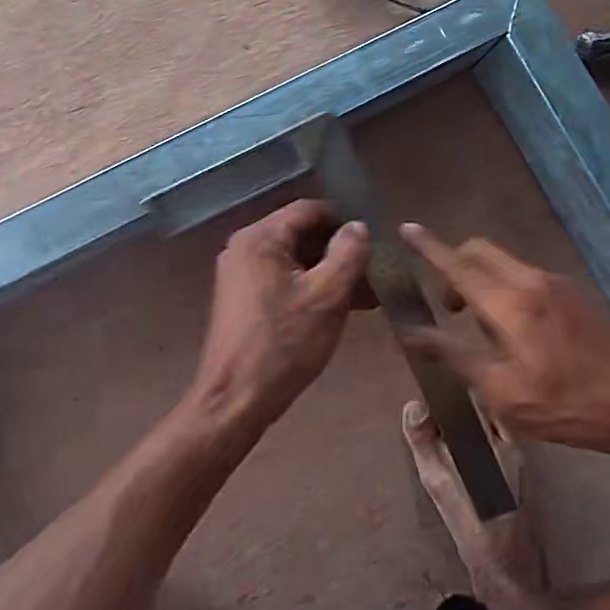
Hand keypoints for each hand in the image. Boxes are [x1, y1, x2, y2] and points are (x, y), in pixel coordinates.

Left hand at [187, 200, 370, 428]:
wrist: (235, 399)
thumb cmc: (284, 344)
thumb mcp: (327, 296)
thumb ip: (348, 254)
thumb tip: (357, 227)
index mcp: (260, 238)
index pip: (309, 210)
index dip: (344, 220)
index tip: (374, 240)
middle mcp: (244, 248)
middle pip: (301, 234)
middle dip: (340, 250)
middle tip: (374, 270)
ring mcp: (240, 275)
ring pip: (294, 260)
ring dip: (329, 272)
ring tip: (366, 294)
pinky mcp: (243, 299)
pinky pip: (283, 280)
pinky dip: (311, 287)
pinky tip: (340, 308)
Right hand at [400, 223, 609, 452]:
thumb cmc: (565, 406)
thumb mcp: (501, 392)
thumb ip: (454, 356)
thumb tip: (413, 334)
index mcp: (510, 304)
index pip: (458, 265)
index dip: (429, 247)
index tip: (407, 228)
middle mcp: (530, 281)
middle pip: (479, 250)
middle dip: (453, 264)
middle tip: (448, 307)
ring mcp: (554, 282)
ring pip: (501, 260)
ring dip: (478, 278)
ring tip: (480, 327)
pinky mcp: (569, 291)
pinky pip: (521, 273)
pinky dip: (501, 286)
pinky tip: (512, 330)